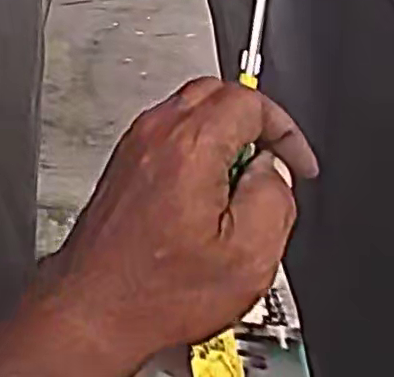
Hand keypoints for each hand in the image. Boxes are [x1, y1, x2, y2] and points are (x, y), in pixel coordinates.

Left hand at [37, 78, 317, 370]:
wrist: (97, 303)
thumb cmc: (157, 289)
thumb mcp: (247, 258)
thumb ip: (274, 200)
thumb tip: (276, 171)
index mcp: (191, 146)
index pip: (247, 100)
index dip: (285, 129)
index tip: (296, 161)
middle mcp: (159, 131)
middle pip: (217, 90)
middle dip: (254, 119)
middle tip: (274, 161)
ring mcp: (138, 140)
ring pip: (192, 105)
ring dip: (225, 130)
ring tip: (240, 182)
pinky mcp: (127, 155)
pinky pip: (171, 127)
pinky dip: (198, 142)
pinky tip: (207, 190)